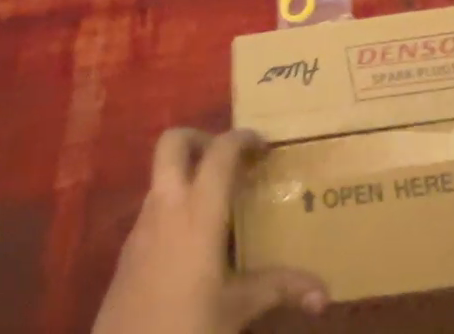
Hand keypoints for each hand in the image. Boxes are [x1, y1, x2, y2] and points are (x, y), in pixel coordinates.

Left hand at [93, 129, 327, 333]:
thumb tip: (324, 292)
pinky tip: (195, 238)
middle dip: (201, 138)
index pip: (219, 153)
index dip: (241, 139)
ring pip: (161, 174)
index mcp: (197, 211)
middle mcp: (166, 205)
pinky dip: (175, 203)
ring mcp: (142, 224)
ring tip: (219, 198)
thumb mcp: (236, 309)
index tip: (264, 144)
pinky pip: (154, 206)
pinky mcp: (129, 248)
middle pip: (173, 143)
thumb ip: (278, 289)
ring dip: (187, 172)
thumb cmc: (186, 325)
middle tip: (230, 161)